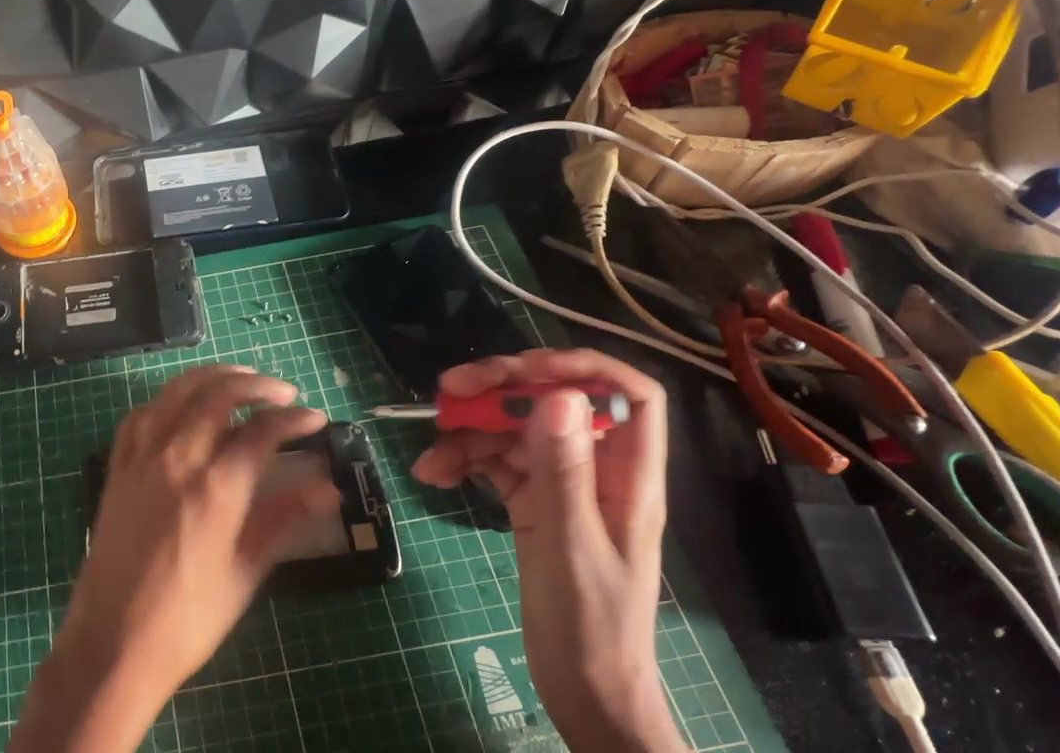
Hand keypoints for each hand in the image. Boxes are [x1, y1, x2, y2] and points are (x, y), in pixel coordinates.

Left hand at [10, 365, 335, 752]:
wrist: (112, 643)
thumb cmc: (187, 620)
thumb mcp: (245, 573)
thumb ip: (283, 520)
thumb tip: (327, 489)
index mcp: (215, 489)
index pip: (262, 431)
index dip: (294, 419)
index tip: (316, 419)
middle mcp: (176, 459)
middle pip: (218, 395)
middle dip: (257, 385)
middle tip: (284, 393)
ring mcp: (141, 459)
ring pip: (177, 393)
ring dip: (212, 378)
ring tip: (240, 382)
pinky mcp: (116, 468)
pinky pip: (142, 415)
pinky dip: (168, 399)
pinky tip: (182, 405)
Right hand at [413, 349, 684, 752]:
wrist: (584, 692)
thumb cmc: (591, 627)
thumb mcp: (571, 547)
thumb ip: (564, 472)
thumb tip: (558, 394)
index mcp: (628, 475)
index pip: (627, 395)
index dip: (582, 366)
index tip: (524, 368)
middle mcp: (597, 469)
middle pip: (555, 402)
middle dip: (503, 389)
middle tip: (450, 389)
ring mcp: (564, 485)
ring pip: (517, 430)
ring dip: (470, 432)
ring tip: (431, 455)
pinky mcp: (534, 503)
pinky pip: (497, 463)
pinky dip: (464, 462)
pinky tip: (434, 475)